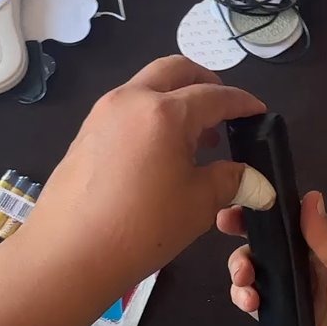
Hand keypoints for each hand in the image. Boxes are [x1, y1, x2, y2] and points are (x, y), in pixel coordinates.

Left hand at [21, 56, 264, 292]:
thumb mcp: (199, 203)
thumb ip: (231, 179)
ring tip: (196, 136)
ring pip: (147, 86)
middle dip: (205, 81)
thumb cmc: (142, 227)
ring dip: (176, 98)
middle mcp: (131, 99)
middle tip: (224, 108)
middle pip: (176, 70)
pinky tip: (161, 152)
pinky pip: (128, 108)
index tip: (259, 111)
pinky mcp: (86, 133)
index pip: (215, 95)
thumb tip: (253, 178)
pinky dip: (152, 115)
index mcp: (165, 112)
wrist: (67, 255)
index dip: (242, 103)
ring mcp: (103, 113)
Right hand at [220, 192, 326, 325]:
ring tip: (243, 279)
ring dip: (243, 266)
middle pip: (275, 242)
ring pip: (260, 269)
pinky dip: (244, 296)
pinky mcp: (284, 322)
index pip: (302, 219)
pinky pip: (257, 300)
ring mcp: (298, 296)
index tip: (246, 197)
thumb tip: (310, 197)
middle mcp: (316, 268)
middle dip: (248, 232)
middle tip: (224, 225)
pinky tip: (248, 302)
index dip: (274, 208)